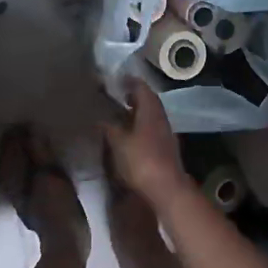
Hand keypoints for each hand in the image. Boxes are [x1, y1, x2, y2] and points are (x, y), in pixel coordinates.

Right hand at [102, 79, 187, 208]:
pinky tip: (131, 133)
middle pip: (148, 99)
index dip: (129, 81)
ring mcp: (166, 132)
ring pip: (151, 114)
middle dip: (134, 95)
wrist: (166, 188)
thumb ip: (110, 128)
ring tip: (121, 113)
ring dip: (138, 110)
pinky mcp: (166, 146)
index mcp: (150, 110)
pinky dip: (141, 124)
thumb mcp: (119, 143)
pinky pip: (152, 127)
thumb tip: (101, 117)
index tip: (116, 79)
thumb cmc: (141, 161)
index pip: (141, 87)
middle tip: (117, 94)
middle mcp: (161, 116)